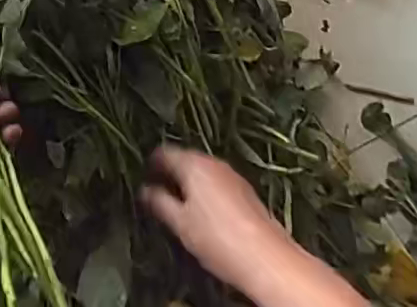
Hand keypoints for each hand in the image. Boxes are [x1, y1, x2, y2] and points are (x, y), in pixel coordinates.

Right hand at [141, 146, 294, 288]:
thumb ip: (158, 202)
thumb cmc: (219, 239)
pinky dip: (207, 190)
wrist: (272, 263)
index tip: (144, 178)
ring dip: (190, 182)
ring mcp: (233, 176)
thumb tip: (144, 190)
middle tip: (160, 191)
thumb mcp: (180, 223)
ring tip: (182, 204)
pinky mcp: (247, 192)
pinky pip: (218, 182)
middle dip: (171, 173)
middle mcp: (212, 162)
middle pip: (184, 159)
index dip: (150, 164)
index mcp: (192, 163)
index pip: (162, 152)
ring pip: (202, 171)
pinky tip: (207, 212)